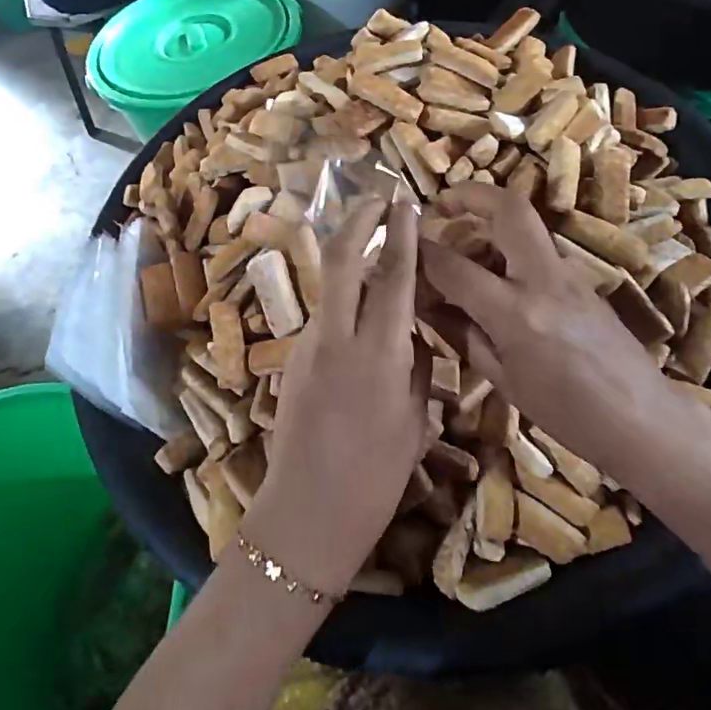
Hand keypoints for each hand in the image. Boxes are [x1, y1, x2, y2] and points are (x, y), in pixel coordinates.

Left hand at [245, 194, 425, 593]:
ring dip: (352, 258)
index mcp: (380, 355)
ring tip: (376, 247)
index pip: (394, 276)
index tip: (405, 201)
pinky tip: (361, 307)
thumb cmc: (376, 477)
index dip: (402, 233)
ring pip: (331, 284)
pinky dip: (344, 297)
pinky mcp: (293, 357)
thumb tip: (413, 334)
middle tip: (378, 199)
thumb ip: (417, 368)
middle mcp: (338, 337)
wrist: (307, 511)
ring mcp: (308, 345)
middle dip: (360, 220)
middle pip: (344, 258)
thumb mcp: (414, 422)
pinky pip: (324, 314)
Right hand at [419, 184, 670, 453]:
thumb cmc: (566, 413)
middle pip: (508, 209)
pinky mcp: (582, 279)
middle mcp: (543, 280)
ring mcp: (568, 274)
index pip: (454, 266)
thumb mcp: (502, 379)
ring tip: (460, 245)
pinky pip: (536, 247)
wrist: (642, 420)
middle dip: (469, 195)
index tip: (401, 243)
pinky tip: (493, 275)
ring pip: (525, 223)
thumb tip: (424, 303)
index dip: (421, 251)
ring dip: (488, 220)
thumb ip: (460, 333)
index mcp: (516, 313)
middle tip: (440, 205)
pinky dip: (507, 246)